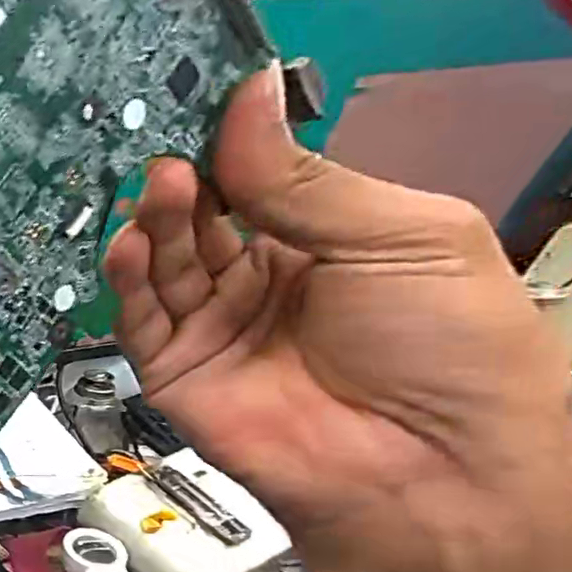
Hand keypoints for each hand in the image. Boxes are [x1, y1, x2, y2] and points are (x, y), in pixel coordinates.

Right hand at [101, 65, 571, 571]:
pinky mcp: (172, 369)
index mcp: (319, 244)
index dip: (228, 148)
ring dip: (155, 225)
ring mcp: (210, 327)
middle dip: (184, 187)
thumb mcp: (400, 238)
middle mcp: (256, 281)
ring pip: (163, 265)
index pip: (254, 185)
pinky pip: (140, 320)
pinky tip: (128, 246)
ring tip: (157, 191)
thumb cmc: (443, 348)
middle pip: (200, 222)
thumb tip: (248, 96)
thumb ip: (304, 180)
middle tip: (170, 158)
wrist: (421, 475)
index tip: (199, 107)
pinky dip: (128, 283)